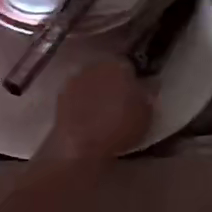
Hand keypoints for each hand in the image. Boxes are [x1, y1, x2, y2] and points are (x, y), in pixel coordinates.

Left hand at [39, 57, 153, 159]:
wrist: (81, 147)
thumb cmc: (120, 128)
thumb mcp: (146, 114)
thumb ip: (148, 93)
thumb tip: (151, 81)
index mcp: (118, 65)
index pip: (129, 65)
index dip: (132, 79)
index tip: (134, 92)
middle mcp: (94, 66)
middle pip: (106, 70)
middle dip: (112, 82)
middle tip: (118, 102)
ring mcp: (74, 79)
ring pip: (90, 81)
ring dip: (94, 90)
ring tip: (100, 111)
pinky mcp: (60, 96)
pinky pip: (75, 94)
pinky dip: (80, 102)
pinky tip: (85, 117)